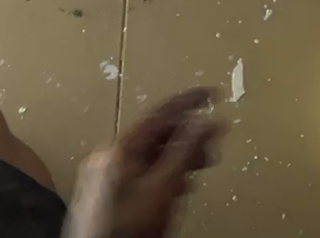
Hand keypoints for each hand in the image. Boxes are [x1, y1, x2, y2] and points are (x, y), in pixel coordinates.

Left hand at [63, 88, 224, 237]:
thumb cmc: (129, 228)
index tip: (211, 94)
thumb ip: (187, 150)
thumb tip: (206, 120)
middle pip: (156, 134)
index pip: (160, 112)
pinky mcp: (108, 196)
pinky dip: (164, 173)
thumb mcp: (164, 186)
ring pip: (151, 154)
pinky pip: (142, 172)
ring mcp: (106, 176)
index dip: (189, 101)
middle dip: (188, 135)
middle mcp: (110, 156)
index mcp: (121, 146)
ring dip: (179, 156)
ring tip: (203, 163)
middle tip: (213, 137)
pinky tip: (179, 185)